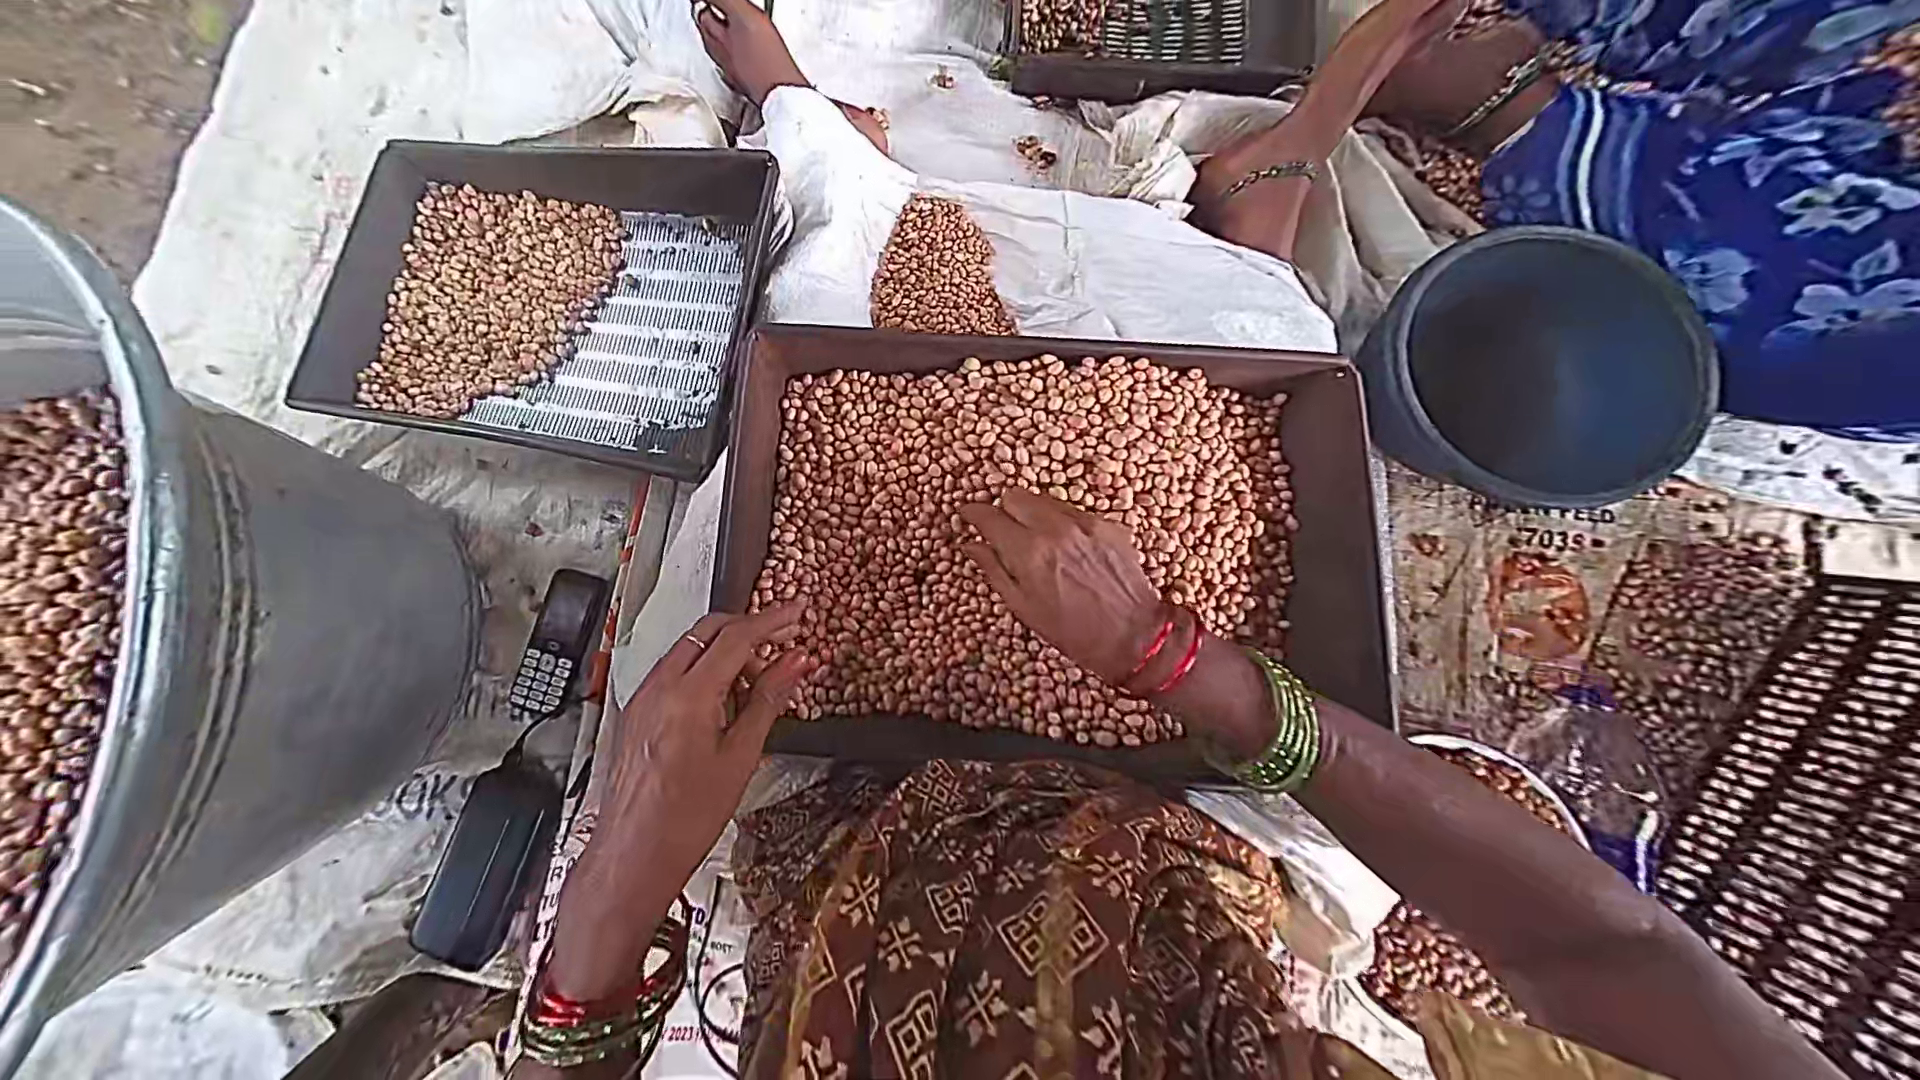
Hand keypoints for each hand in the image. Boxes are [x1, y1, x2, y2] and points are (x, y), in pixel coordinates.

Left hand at [598, 604, 815, 863]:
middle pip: (709, 630)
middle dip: (750, 627)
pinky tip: (728, 697)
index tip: (797, 612)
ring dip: (728, 649)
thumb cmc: (684, 819)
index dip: (773, 620)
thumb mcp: (741, 756)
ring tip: (760, 679)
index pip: (736, 636)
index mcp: (687, 696)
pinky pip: (676, 671)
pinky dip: (707, 669)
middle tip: (784, 639)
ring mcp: (643, 698)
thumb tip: (796, 662)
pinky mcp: (637, 712)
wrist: (631, 859)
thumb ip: (769, 699)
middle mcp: (658, 688)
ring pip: (692, 647)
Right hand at [959, 487, 1166, 685]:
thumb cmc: (1073, 631)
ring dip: (1032, 514)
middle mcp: (1055, 529)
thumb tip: (971, 545)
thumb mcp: (1023, 606)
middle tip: (1003, 530)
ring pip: (1043, 499)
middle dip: (1004, 510)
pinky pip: (1072, 510)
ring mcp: (1084, 523)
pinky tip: (1065, 548)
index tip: (967, 515)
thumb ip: (994, 569)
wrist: (1132, 635)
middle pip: (1015, 496)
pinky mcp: (1106, 524)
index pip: (989, 516)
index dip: (973, 513)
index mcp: (1029, 552)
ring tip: (1036, 542)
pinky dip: (1060, 522)